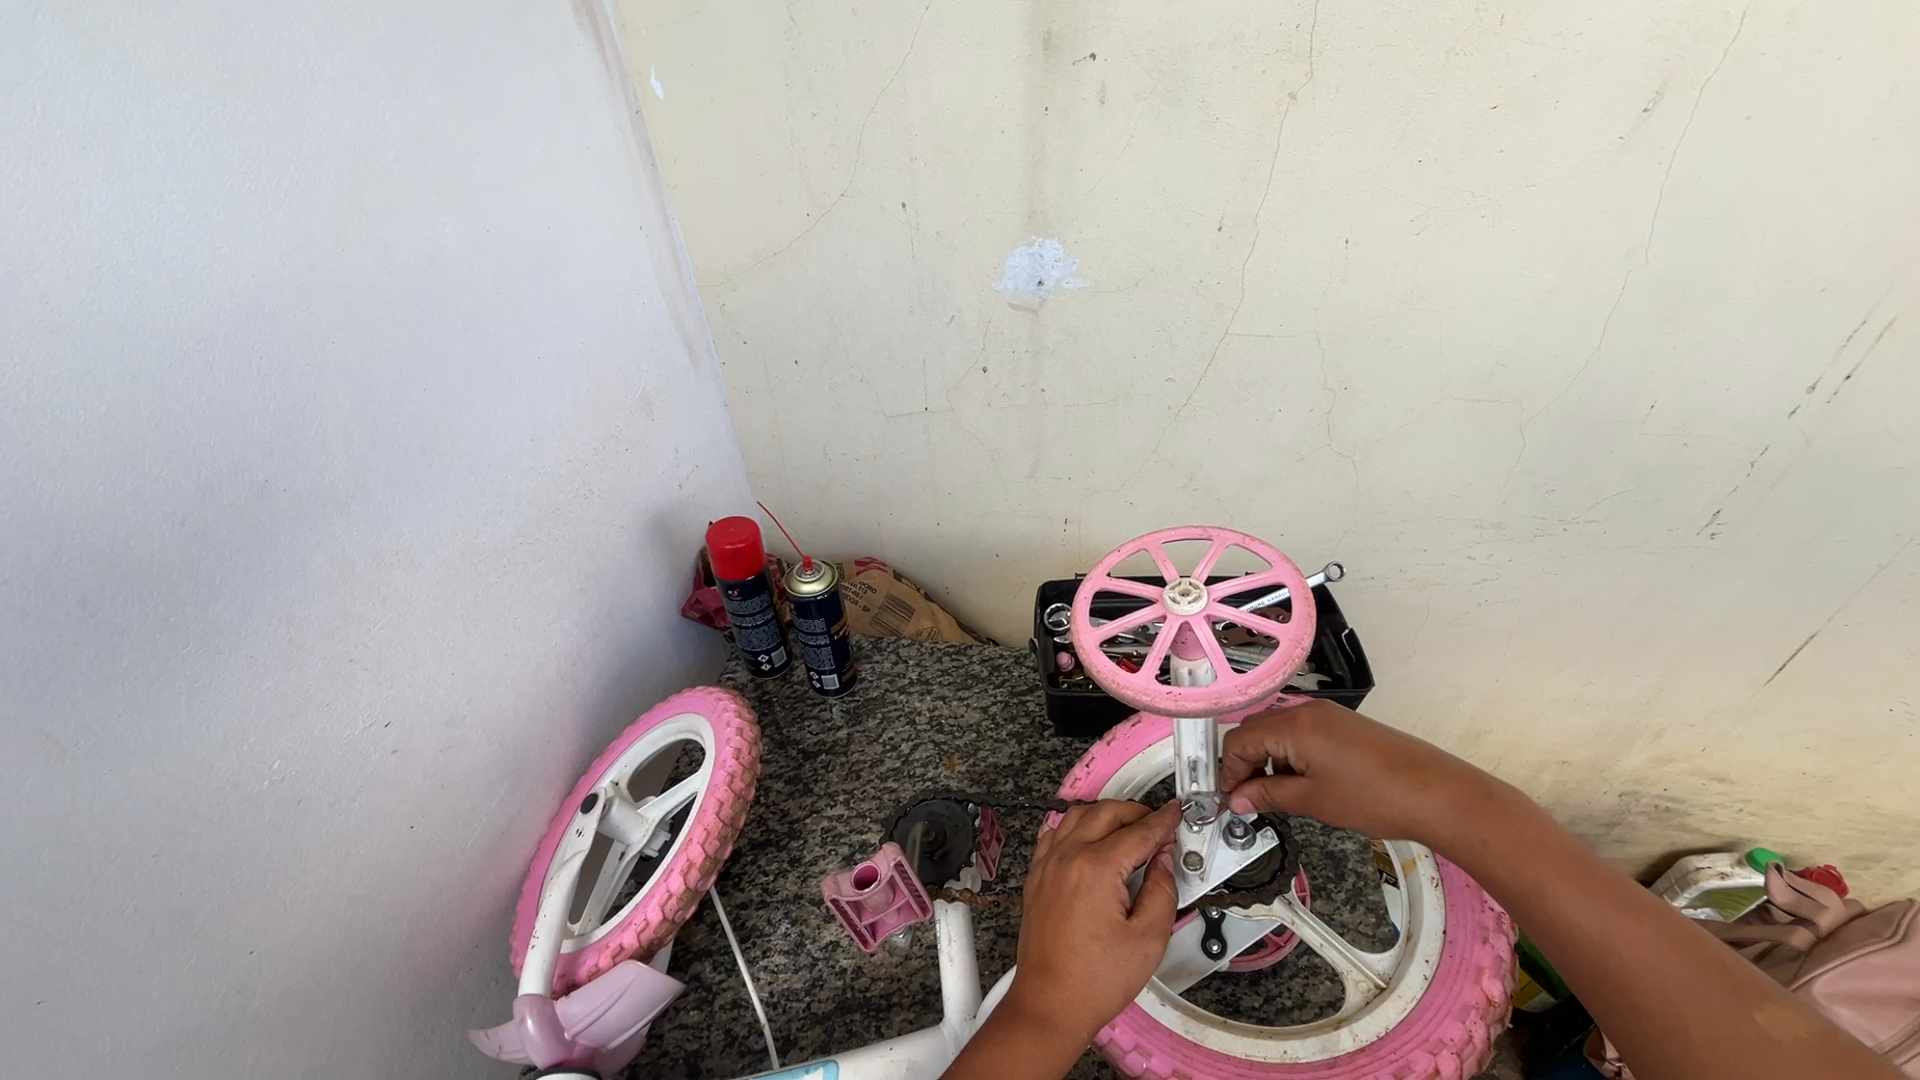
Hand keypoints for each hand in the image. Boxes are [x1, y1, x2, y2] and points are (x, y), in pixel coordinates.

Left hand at [1006, 800, 1179, 1043]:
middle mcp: (1067, 857)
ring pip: (1078, 815)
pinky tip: (1090, 837)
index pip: (1138, 832)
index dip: (1163, 821)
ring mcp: (1048, 864)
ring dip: (1106, 814)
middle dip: (1137, 812)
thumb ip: (1162, 892)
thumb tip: (1163, 864)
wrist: (1050, 1003)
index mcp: (1096, 869)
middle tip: (1158, 825)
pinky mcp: (1037, 875)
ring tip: (1128, 828)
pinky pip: (1055, 832)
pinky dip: (1076, 826)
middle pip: (1106, 812)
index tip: (1175, 813)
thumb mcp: (1148, 940)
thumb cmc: (1093, 980)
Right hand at [1218, 699, 1503, 846]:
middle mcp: (1305, 711)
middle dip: (1245, 762)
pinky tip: (1302, 781)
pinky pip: (1300, 731)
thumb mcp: (1313, 801)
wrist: (1439, 794)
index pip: (1239, 741)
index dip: (1229, 771)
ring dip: (1266, 758)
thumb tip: (1237, 800)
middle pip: (1254, 730)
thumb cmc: (1375, 798)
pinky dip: (1289, 753)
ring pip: (1276, 730)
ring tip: (1276, 793)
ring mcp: (1326, 714)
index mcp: (1293, 726)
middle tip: (1247, 797)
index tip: (1230, 800)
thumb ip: (1267, 795)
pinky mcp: (1343, 723)